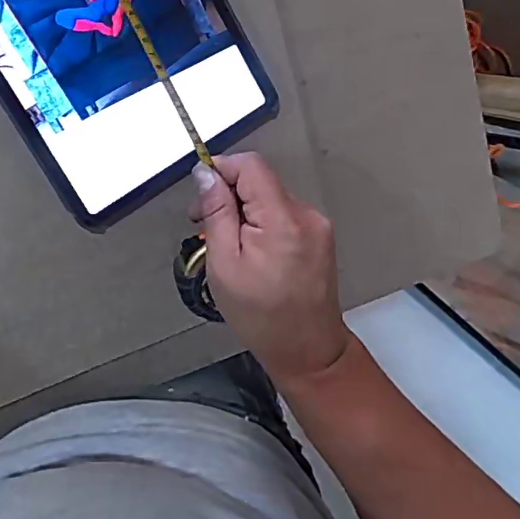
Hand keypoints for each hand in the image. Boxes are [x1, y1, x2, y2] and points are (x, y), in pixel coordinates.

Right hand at [190, 153, 351, 382]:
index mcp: (283, 221)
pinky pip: (281, 210)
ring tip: (227, 241)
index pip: (250, 165)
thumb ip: (216, 211)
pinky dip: (260, 220)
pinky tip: (249, 247)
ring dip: (242, 208)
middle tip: (203, 221)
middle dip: (227, 193)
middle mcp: (306, 215)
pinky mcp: (318, 233)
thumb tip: (206, 173)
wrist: (309, 353)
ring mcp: (316, 224)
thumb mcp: (224, 263)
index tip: (201, 192)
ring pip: (268, 194)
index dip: (221, 169)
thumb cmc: (262, 317)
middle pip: (259, 179)